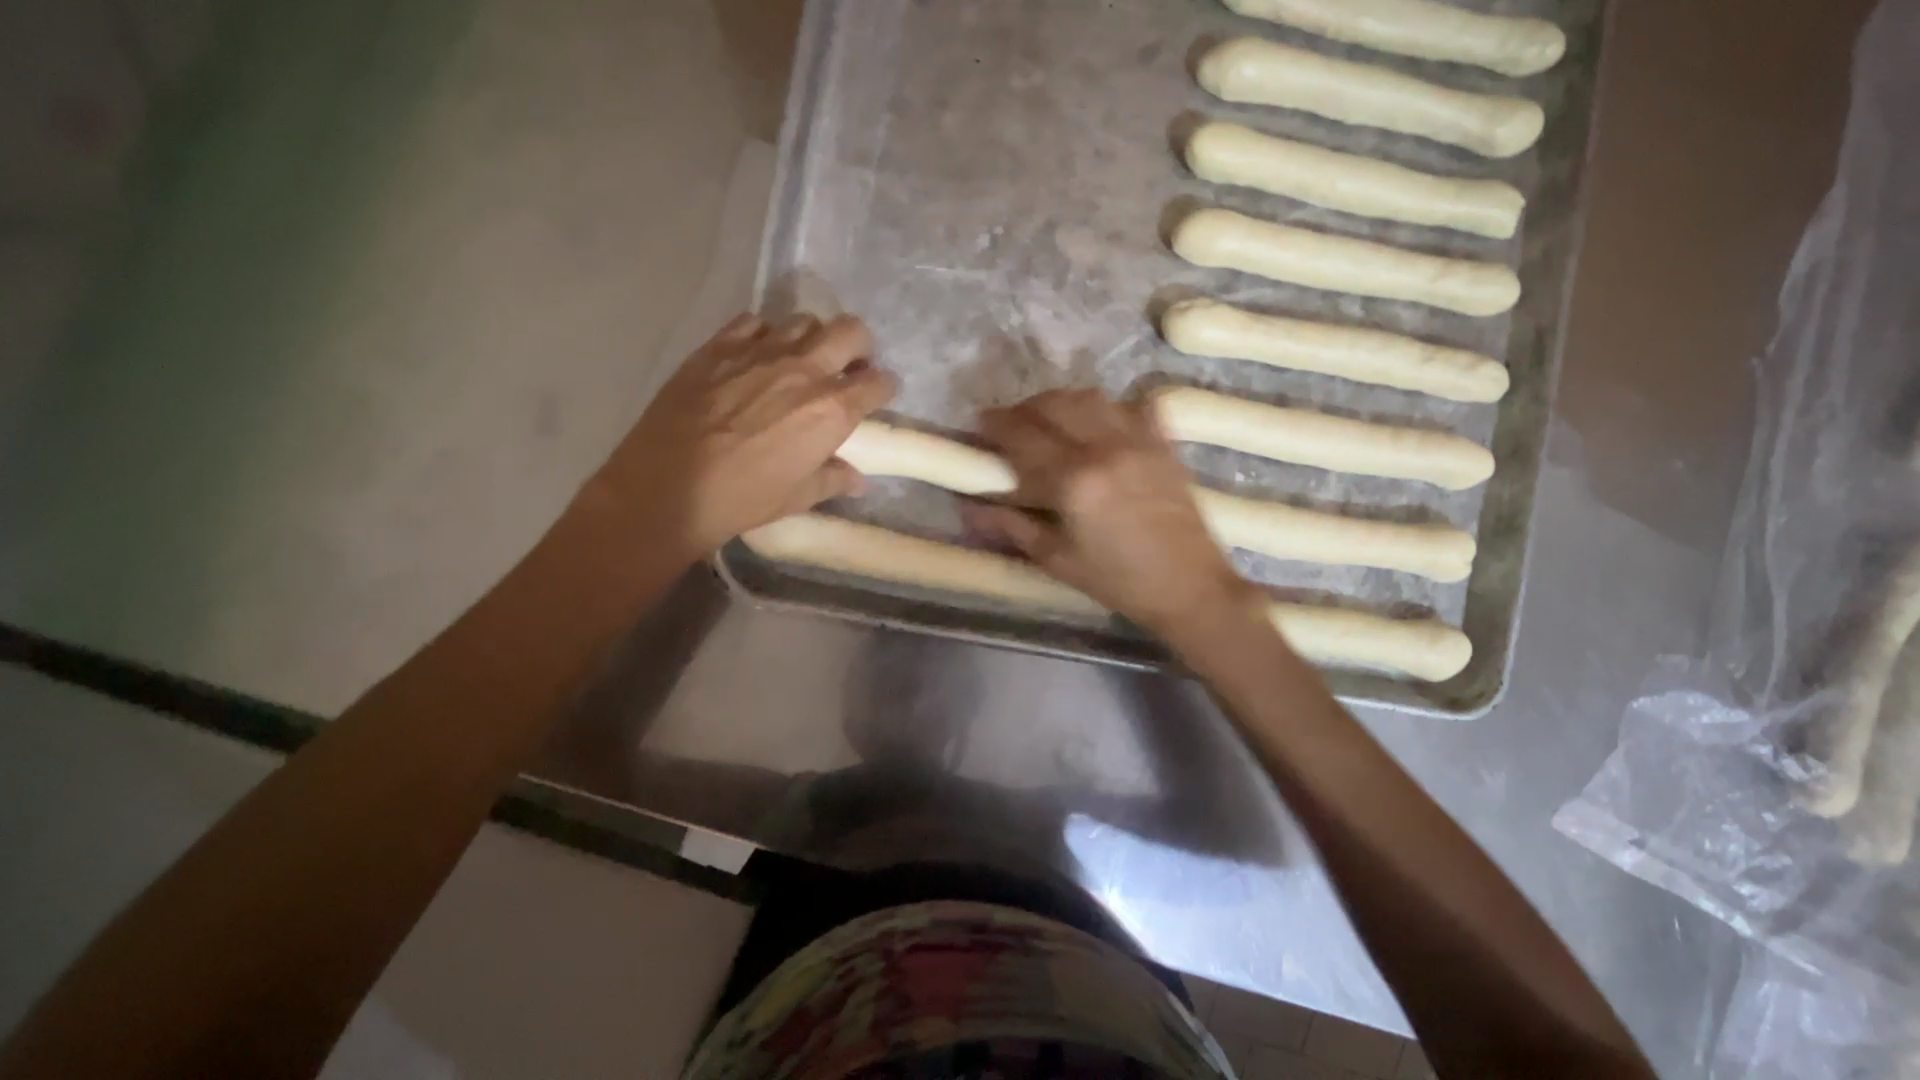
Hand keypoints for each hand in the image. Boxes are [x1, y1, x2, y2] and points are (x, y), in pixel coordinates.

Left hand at [579, 312, 895, 560]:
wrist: (668, 486)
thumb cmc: (742, 499)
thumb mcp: (797, 497)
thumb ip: (833, 479)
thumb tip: (858, 478)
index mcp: (831, 410)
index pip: (878, 382)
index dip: (883, 387)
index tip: (878, 394)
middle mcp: (805, 369)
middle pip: (851, 331)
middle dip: (859, 346)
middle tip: (848, 365)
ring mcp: (761, 351)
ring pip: (803, 320)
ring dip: (811, 338)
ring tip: (799, 360)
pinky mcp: (720, 345)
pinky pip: (754, 322)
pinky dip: (763, 335)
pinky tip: (754, 356)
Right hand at [965, 388, 1255, 635]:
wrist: (1191, 588)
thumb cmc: (1119, 582)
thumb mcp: (1058, 560)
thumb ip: (1012, 527)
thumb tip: (968, 509)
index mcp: (1074, 481)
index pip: (1022, 436)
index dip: (995, 425)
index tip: (979, 424)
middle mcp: (1105, 448)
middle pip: (1054, 405)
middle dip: (1024, 408)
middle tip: (1010, 423)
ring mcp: (1140, 441)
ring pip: (1092, 398)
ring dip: (1062, 401)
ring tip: (1050, 418)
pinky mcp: (1165, 445)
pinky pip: (1135, 407)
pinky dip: (1111, 406)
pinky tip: (1101, 423)